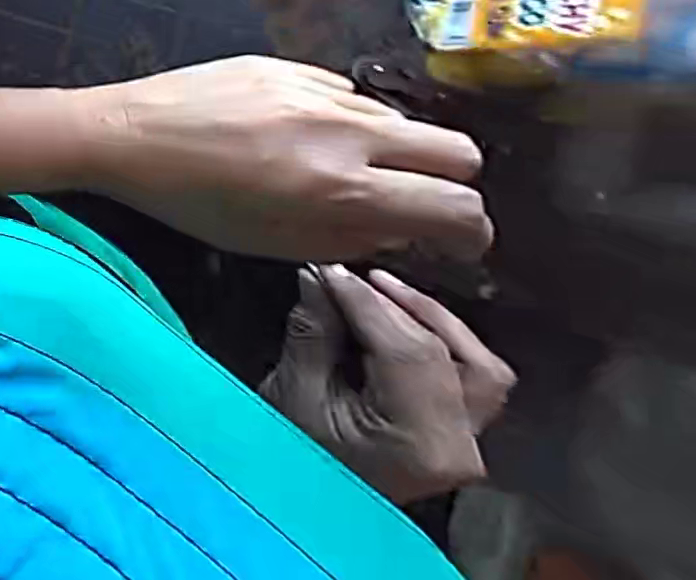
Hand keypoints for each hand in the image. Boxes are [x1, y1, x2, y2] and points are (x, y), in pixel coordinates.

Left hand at [79, 56, 491, 261]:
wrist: (120, 133)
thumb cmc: (181, 197)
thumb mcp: (263, 240)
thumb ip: (346, 239)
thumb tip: (400, 229)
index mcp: (334, 185)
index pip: (456, 206)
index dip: (464, 231)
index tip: (448, 237)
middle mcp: (337, 130)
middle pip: (457, 150)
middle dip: (443, 181)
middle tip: (400, 195)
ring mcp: (308, 88)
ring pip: (397, 117)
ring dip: (384, 145)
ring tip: (328, 159)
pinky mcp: (278, 63)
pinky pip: (341, 90)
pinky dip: (337, 114)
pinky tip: (291, 127)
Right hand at [260, 265, 515, 503]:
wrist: (310, 500)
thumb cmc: (293, 448)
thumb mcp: (294, 391)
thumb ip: (313, 333)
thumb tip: (318, 276)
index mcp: (424, 442)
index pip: (409, 354)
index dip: (367, 303)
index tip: (326, 269)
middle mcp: (465, 444)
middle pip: (447, 354)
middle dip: (391, 305)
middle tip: (342, 273)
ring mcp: (471, 439)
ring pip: (476, 362)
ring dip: (428, 317)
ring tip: (380, 285)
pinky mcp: (461, 428)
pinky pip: (468, 373)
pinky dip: (436, 337)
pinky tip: (397, 314)